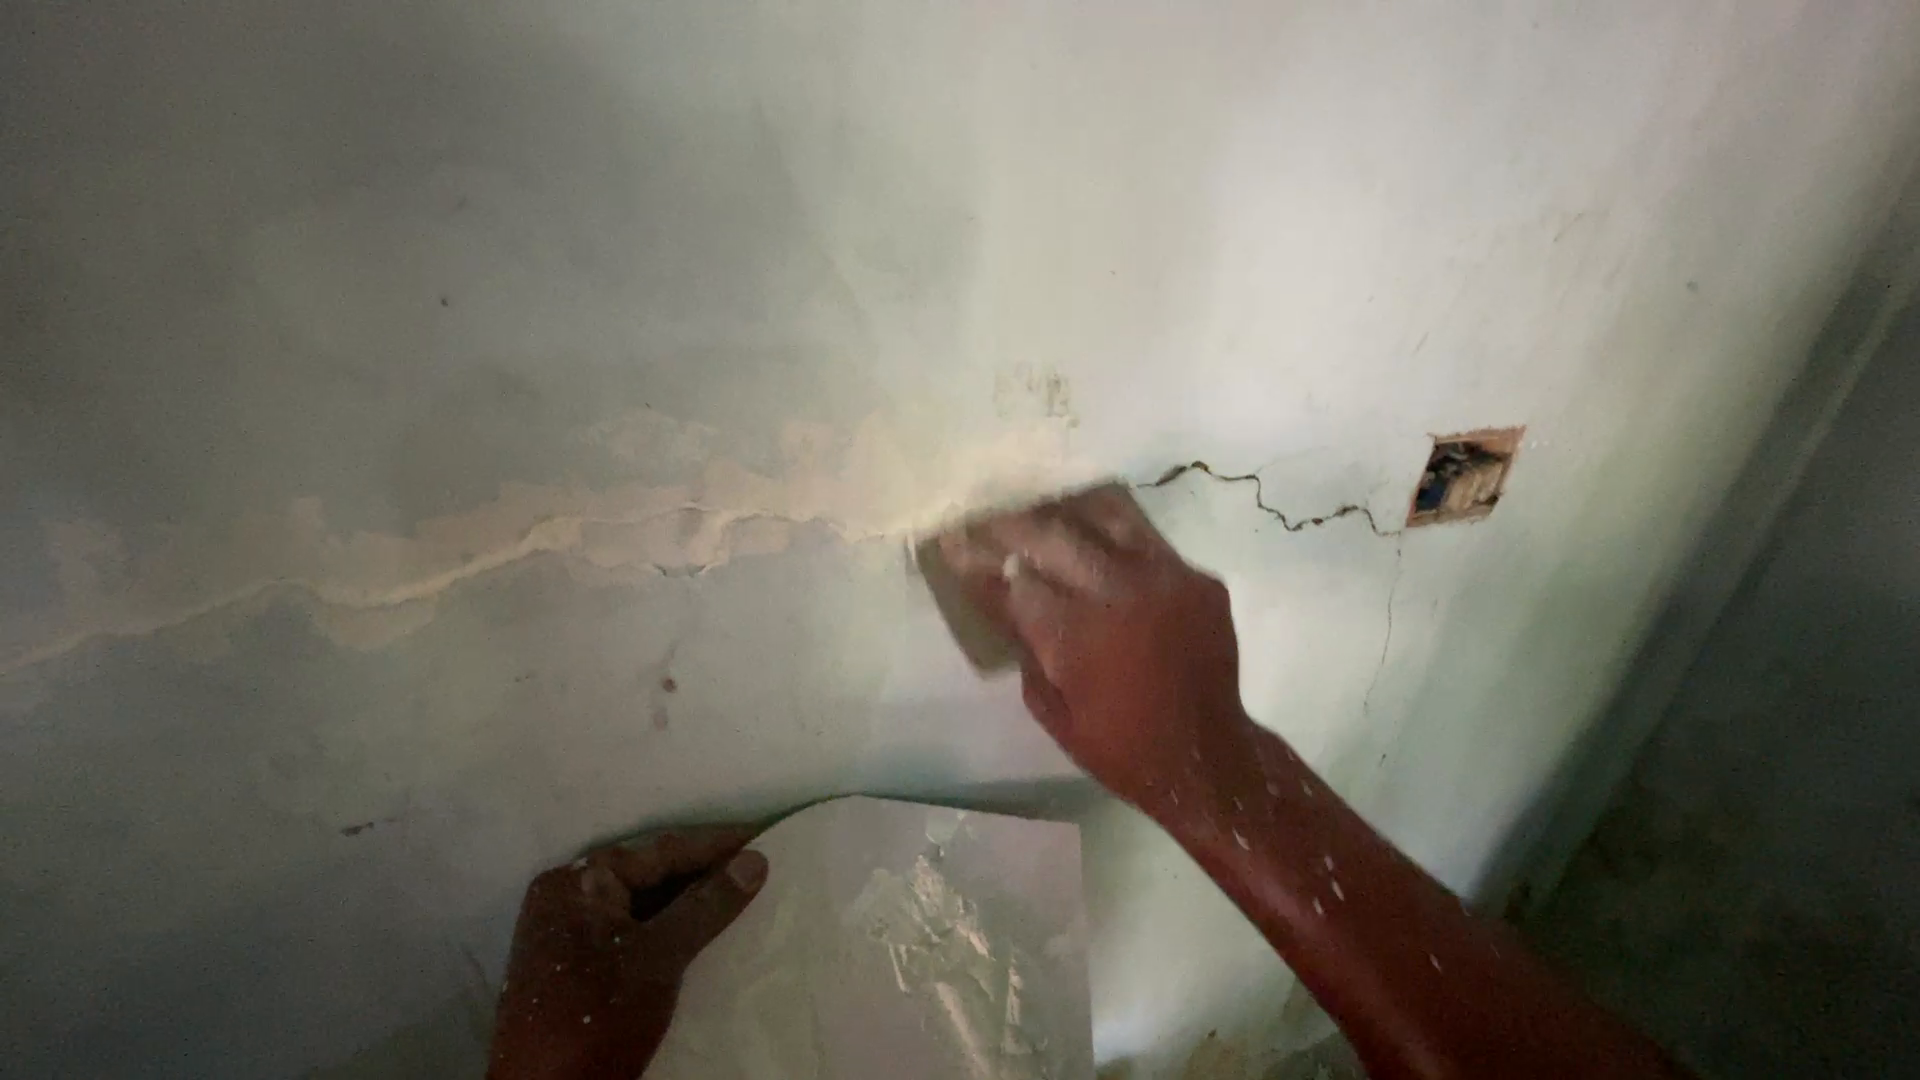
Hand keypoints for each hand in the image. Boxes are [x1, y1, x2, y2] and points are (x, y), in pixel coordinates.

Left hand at [487, 828, 767, 1079]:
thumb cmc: (593, 1021)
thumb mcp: (656, 958)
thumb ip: (706, 905)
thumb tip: (756, 859)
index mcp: (576, 883)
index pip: (661, 851)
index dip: (717, 844)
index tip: (765, 837)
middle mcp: (571, 898)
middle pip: (655, 872)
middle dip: (708, 870)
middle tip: (761, 864)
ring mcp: (576, 934)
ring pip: (651, 902)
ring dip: (696, 900)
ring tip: (746, 892)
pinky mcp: (586, 967)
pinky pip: (642, 930)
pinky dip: (678, 927)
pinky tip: (713, 929)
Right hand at [936, 484, 1249, 809]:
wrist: (1206, 757)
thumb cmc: (1119, 746)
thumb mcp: (1052, 709)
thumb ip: (1024, 646)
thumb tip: (1005, 596)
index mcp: (1076, 633)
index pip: (1013, 580)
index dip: (976, 559)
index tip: (952, 541)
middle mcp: (1119, 593)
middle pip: (1051, 535)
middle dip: (1010, 523)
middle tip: (987, 514)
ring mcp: (1165, 578)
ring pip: (1106, 516)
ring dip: (1065, 508)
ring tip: (1041, 502)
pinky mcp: (1197, 578)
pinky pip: (1148, 538)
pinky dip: (1113, 532)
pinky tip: (1094, 530)